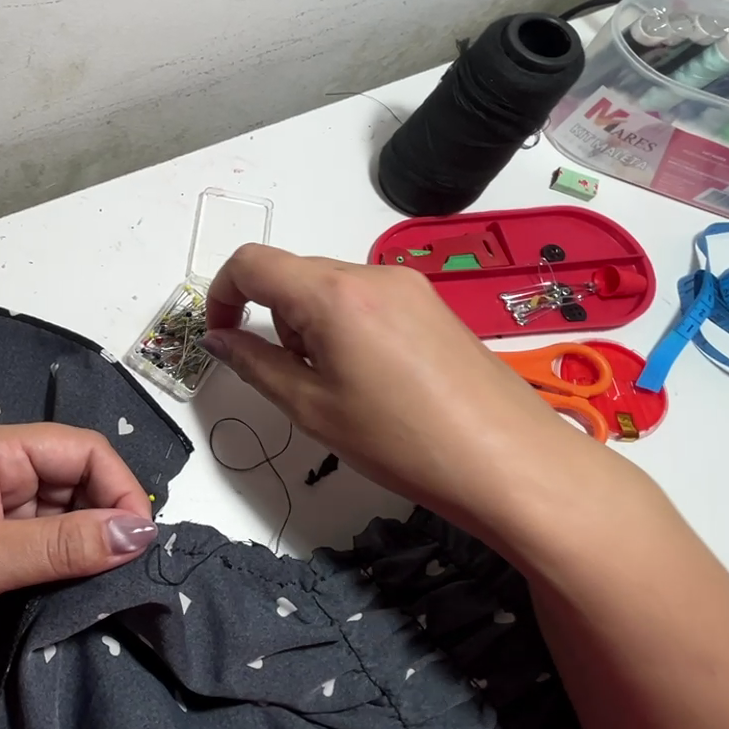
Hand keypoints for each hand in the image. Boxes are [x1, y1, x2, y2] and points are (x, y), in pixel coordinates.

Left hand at [0, 422, 157, 658]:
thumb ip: (61, 546)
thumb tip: (139, 533)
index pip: (80, 449)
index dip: (118, 488)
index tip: (141, 542)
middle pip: (74, 475)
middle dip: (105, 515)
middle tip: (128, 568)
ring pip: (60, 505)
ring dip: (85, 537)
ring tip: (106, 579)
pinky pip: (39, 530)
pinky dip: (61, 552)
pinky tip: (75, 579)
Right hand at [198, 244, 586, 530]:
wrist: (511, 464)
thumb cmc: (400, 440)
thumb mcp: (309, 407)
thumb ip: (253, 363)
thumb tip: (217, 338)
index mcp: (332, 294)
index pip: (251, 264)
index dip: (221, 293)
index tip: (221, 335)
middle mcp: (370, 274)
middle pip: (291, 273)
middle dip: (269, 315)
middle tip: (288, 374)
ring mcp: (406, 285)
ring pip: (327, 286)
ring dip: (306, 322)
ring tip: (334, 381)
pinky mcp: (430, 303)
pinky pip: (363, 297)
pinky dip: (341, 324)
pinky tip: (367, 374)